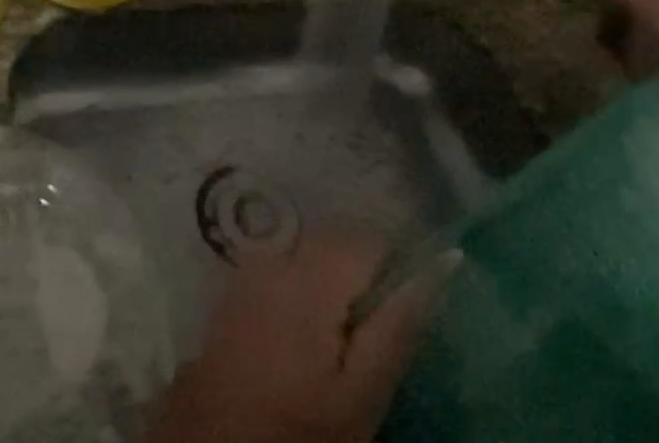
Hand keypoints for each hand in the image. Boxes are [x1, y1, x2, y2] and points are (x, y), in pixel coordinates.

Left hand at [146, 231, 449, 442]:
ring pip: (306, 247)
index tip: (405, 296)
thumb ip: (398, 325)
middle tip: (376, 315)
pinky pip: (281, 263)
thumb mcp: (362, 392)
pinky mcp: (234, 289)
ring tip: (345, 324)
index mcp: (311, 277)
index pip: (367, 235)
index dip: (396, 258)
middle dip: (363, 262)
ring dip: (332, 271)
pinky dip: (303, 281)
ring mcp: (249, 271)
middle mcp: (276, 259)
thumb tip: (441, 264)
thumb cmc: (299, 426)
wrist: (217, 442)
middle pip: (333, 235)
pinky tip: (307, 325)